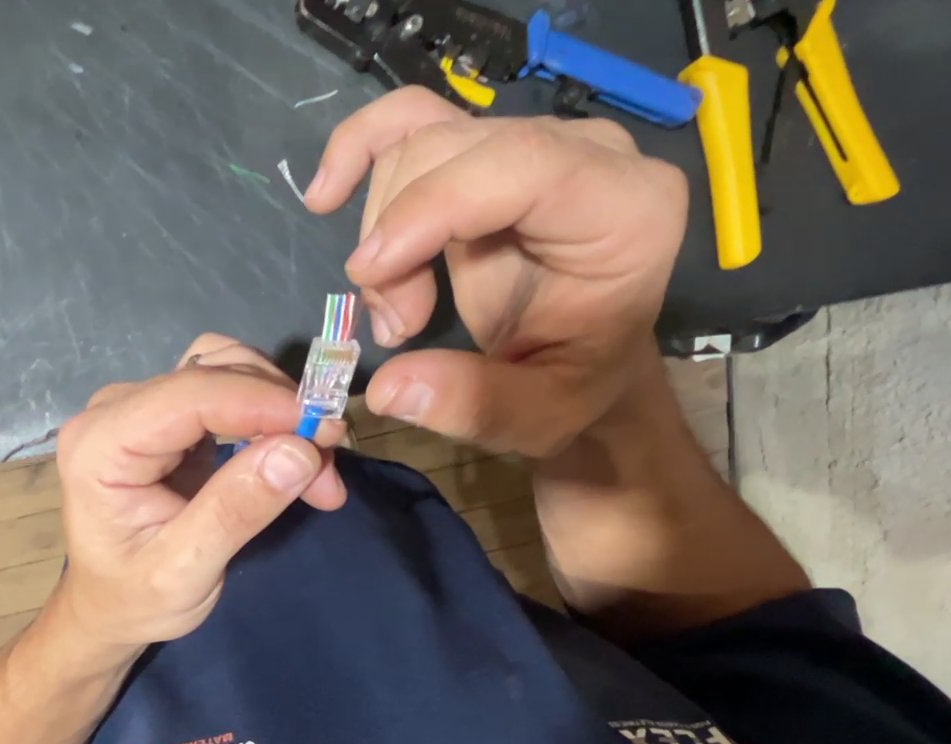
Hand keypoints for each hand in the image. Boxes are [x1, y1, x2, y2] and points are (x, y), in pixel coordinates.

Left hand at [49, 335, 345, 652]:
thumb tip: (299, 451)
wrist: (109, 609)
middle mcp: (115, 411)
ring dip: (280, 408)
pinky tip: (294, 455)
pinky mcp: (167, 416)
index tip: (325, 430)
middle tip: (328, 466)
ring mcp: (141, 408)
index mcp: (100, 446)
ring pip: (225, 371)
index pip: (188, 396)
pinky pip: (226, 391)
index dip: (261, 402)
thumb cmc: (134, 600)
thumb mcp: (182, 573)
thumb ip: (234, 511)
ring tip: (316, 466)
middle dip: (280, 410)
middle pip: (210, 373)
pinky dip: (268, 414)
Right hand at [304, 87, 688, 455]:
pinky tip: (325, 195)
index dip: (431, 206)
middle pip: (451, 150)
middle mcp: (584, 154)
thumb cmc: (573, 382)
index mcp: (624, 210)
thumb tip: (388, 389)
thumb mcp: (536, 417)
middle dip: (396, 241)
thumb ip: (473, 405)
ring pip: (418, 143)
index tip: (371, 275)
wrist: (583, 359)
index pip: (522, 163)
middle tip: (395, 329)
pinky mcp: (484, 150)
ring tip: (391, 310)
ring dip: (379, 231)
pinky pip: (412, 120)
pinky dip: (360, 150)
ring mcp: (531, 142)